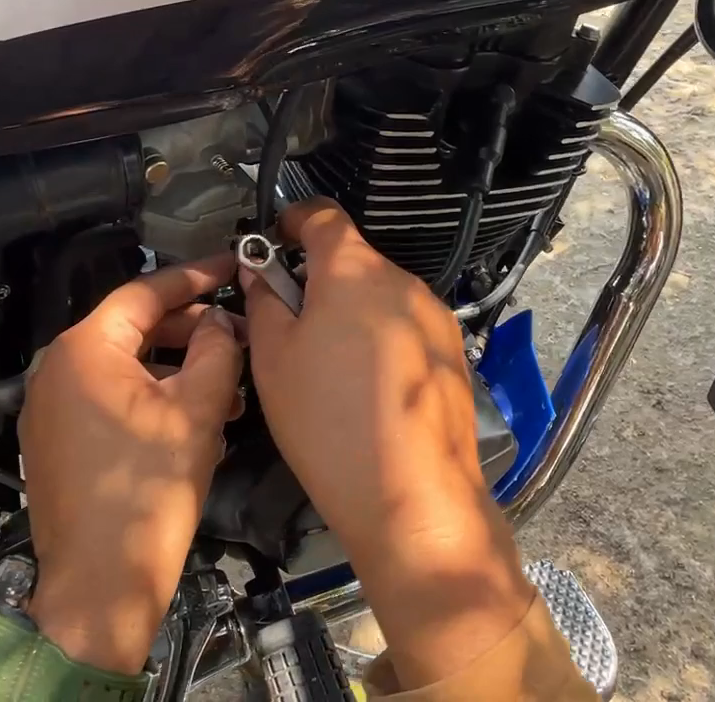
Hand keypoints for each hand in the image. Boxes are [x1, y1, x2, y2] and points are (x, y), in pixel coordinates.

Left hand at [20, 257, 244, 674]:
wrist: (100, 590)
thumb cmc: (151, 493)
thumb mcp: (197, 411)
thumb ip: (216, 349)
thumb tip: (219, 320)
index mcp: (83, 349)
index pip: (145, 292)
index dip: (195, 277)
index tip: (231, 266)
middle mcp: (56, 368)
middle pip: (133, 328)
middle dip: (190, 331)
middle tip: (239, 336)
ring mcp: (49, 407)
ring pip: (125, 367)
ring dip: (177, 370)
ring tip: (228, 389)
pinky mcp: (55, 441)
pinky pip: (109, 399)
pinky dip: (151, 398)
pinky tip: (194, 417)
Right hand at [242, 200, 536, 688]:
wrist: (414, 500)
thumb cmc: (328, 422)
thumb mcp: (273, 360)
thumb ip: (264, 301)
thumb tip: (260, 270)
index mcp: (353, 271)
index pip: (323, 214)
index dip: (292, 220)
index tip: (273, 243)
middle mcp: (402, 281)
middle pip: (352, 258)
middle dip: (317, 277)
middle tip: (289, 321)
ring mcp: (435, 317)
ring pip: (380, 294)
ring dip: (350, 309)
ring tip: (329, 365)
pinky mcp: (454, 353)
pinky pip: (405, 326)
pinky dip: (380, 337)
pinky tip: (367, 389)